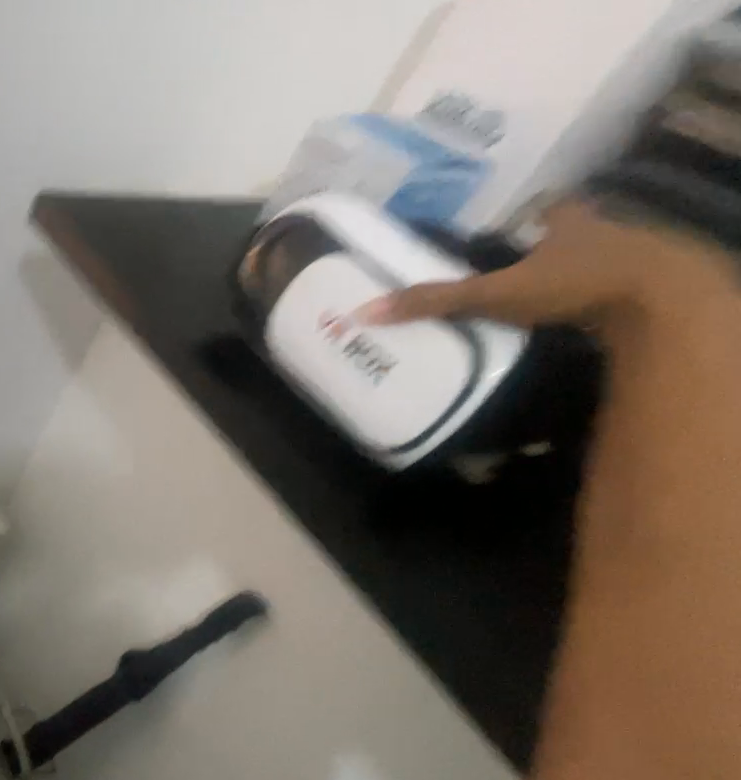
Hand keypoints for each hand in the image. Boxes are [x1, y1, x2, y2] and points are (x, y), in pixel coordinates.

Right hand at [357, 199, 739, 335]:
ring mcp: (635, 260)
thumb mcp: (495, 293)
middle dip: (552, 248)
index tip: (522, 223)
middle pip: (575, 234)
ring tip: (542, 301)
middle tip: (521, 268)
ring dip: (573, 277)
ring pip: (597, 261)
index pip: (553, 209)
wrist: (664, 303)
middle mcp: (605, 233)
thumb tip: (366, 310)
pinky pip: (617, 292)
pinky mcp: (652, 292)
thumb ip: (434, 302)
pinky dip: (596, 303)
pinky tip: (579, 321)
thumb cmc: (577, 283)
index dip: (537, 214)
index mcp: (570, 224)